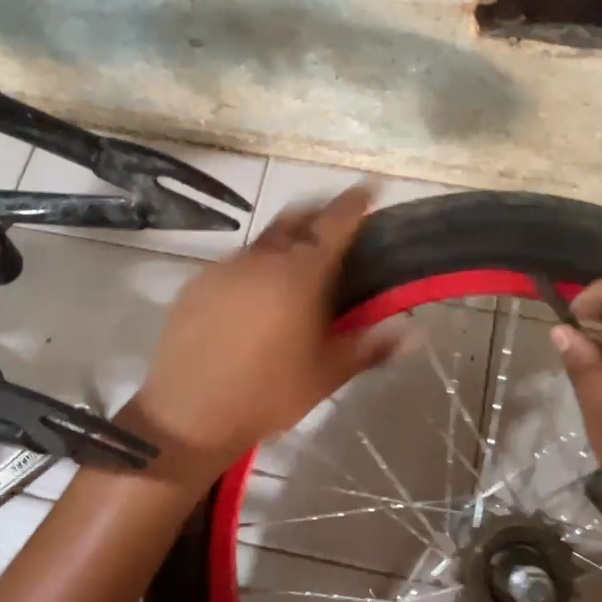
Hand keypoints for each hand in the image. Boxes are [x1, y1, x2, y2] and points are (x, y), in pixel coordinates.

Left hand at [128, 186, 401, 478]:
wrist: (188, 414)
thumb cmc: (268, 395)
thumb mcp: (326, 376)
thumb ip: (370, 347)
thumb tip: (412, 331)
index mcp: (299, 275)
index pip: (334, 223)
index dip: (353, 203)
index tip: (367, 187)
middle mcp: (260, 260)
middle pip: (294, 220)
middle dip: (317, 214)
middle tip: (333, 228)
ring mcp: (222, 269)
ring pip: (261, 244)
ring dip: (282, 246)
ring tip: (293, 273)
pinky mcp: (195, 285)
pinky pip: (232, 265)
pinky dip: (252, 270)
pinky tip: (254, 300)